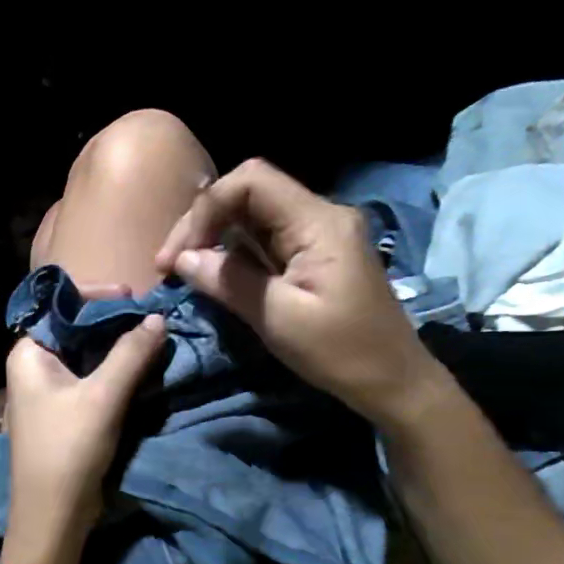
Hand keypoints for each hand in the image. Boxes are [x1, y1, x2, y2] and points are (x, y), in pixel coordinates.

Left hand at [5, 315, 167, 540]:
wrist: (53, 516)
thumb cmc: (68, 449)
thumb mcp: (103, 397)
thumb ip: (131, 353)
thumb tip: (158, 318)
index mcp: (29, 353)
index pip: (60, 306)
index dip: (96, 297)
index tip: (134, 297)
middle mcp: (34, 367)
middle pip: (75, 329)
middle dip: (113, 323)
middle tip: (151, 319)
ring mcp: (49, 392)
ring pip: (86, 356)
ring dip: (118, 349)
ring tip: (153, 339)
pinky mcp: (65, 413)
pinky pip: (91, 379)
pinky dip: (115, 372)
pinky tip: (142, 370)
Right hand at [155, 159, 444, 419]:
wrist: (393, 382)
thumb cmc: (340, 352)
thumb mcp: (278, 319)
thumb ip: (229, 282)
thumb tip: (182, 260)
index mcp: (318, 222)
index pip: (251, 181)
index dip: (206, 209)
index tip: (179, 255)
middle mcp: (320, 216)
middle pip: (249, 194)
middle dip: (204, 224)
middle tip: (170, 265)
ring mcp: (320, 236)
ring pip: (254, 218)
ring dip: (216, 240)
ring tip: (184, 271)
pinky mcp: (316, 257)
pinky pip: (267, 242)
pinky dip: (236, 256)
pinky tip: (215, 276)